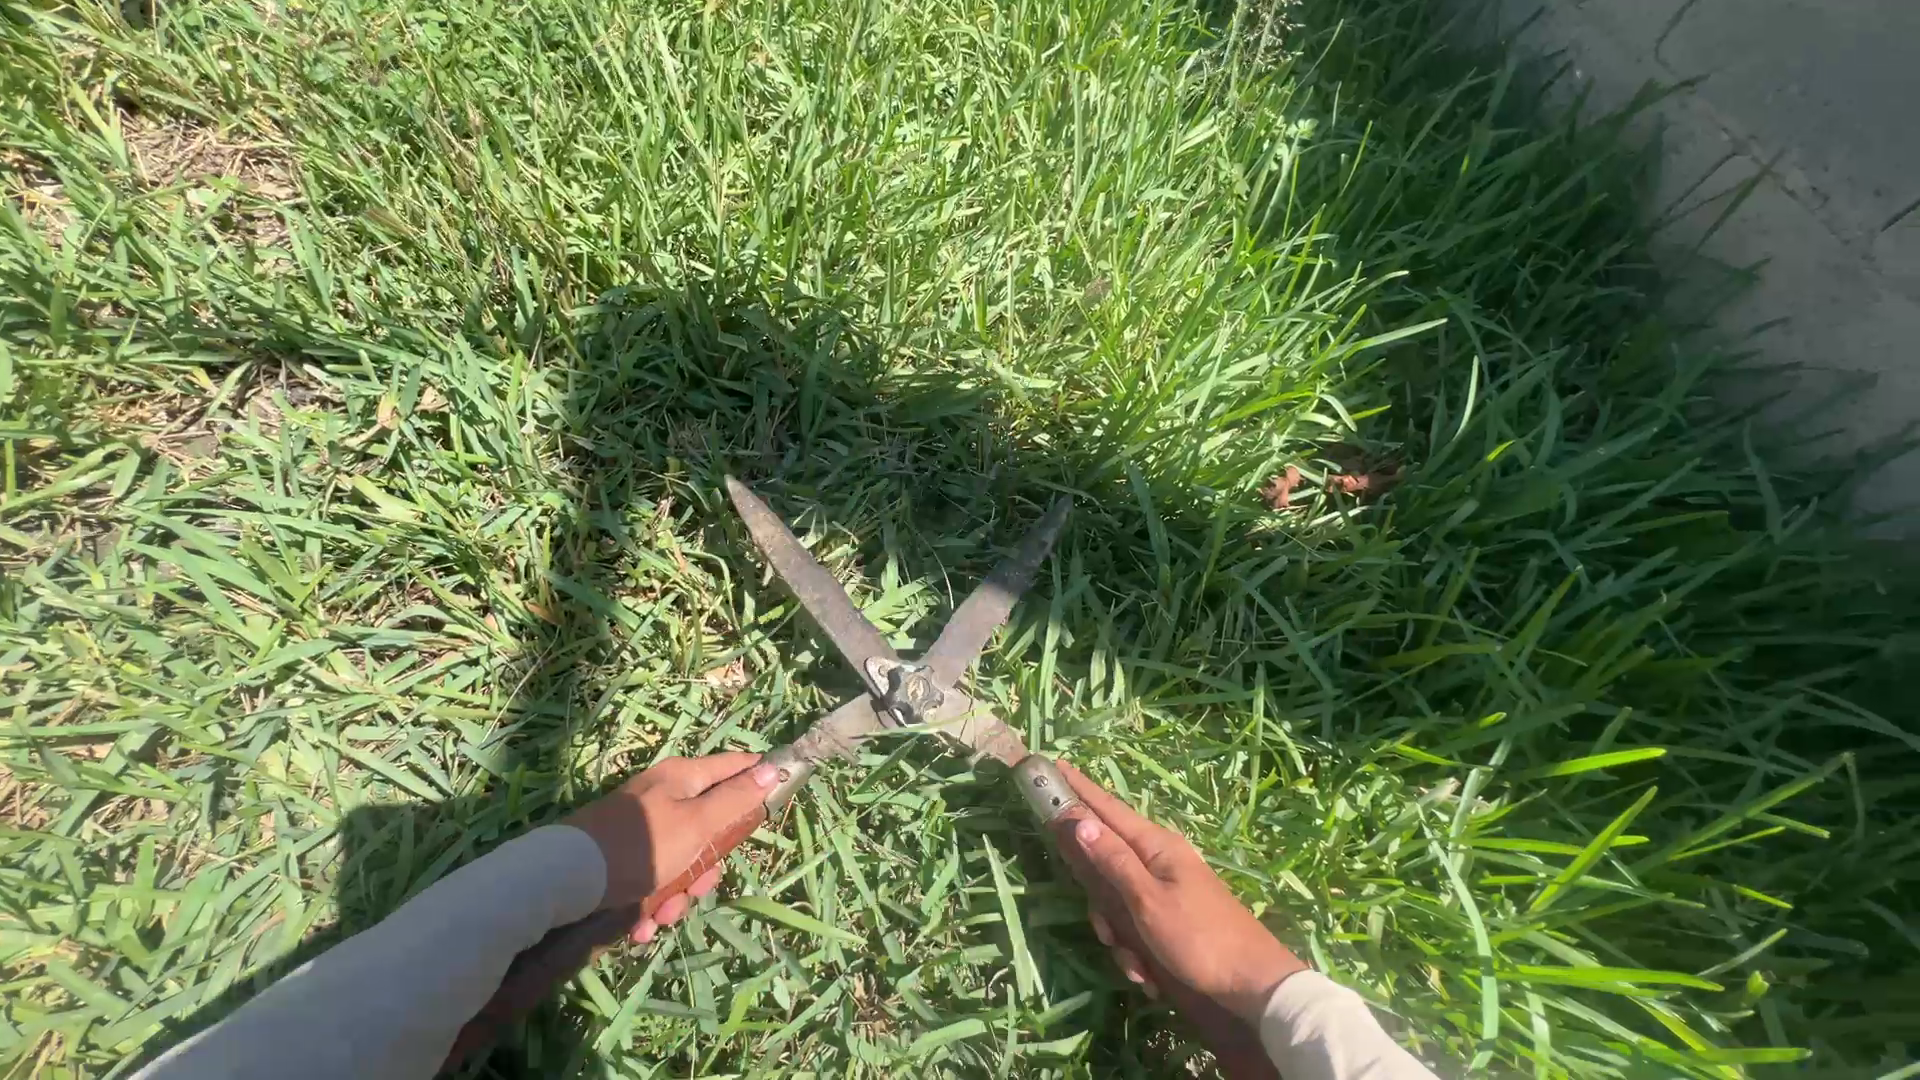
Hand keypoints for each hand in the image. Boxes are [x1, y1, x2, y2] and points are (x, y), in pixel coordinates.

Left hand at [564, 752, 777, 943]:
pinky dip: (651, 903)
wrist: (560, 879)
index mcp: (684, 778)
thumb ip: (736, 799)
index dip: (757, 781)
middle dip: (707, 866)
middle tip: (698, 889)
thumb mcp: (697, 824)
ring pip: (681, 858)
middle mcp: (664, 796)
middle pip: (709, 825)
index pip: (734, 766)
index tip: (773, 805)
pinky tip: (641, 926)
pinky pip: (652, 877)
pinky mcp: (620, 855)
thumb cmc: (640, 846)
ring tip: (661, 919)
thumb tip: (774, 768)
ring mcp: (641, 825)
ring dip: (678, 894)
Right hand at [1053, 761, 1307, 1025]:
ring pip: (1117, 900)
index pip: (1107, 807)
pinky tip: (1150, 974)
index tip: (1055, 765)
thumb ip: (1112, 860)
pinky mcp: (1171, 912)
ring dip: (1121, 936)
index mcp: (1154, 845)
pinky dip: (1137, 949)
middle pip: (1106, 864)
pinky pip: (1136, 923)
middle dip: (1101, 905)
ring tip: (1138, 963)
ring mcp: (1165, 885)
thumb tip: (1080, 821)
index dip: (1079, 788)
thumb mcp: (1147, 901)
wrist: (1253, 984)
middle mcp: (1158, 858)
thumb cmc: (1199, 937)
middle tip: (1108, 930)